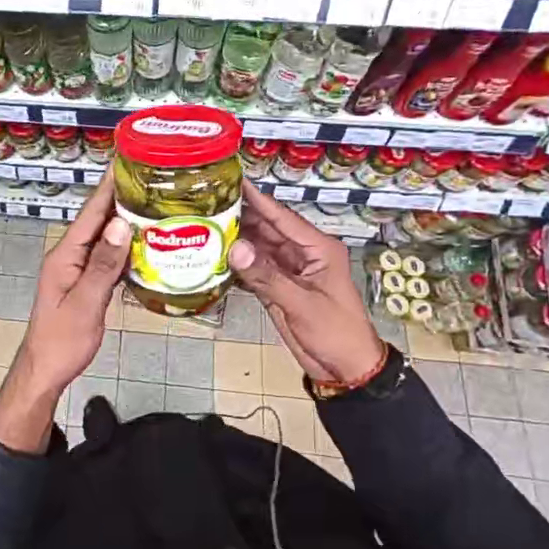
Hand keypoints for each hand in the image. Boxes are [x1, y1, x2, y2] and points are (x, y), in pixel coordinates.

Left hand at [0, 171, 129, 451]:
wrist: (46, 371)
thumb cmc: (62, 341)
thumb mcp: (84, 304)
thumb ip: (102, 265)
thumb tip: (121, 224)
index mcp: (65, 255)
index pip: (91, 212)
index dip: (110, 185)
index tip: (130, 159)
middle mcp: (70, 255)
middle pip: (99, 220)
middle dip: (124, 197)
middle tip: (156, 177)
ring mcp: (77, 268)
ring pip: (106, 237)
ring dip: (128, 219)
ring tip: (158, 202)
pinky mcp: (86, 281)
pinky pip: (108, 256)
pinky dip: (127, 246)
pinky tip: (146, 242)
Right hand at [228, 179, 386, 385]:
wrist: (344, 369)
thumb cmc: (335, 332)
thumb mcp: (302, 304)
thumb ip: (267, 277)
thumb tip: (235, 249)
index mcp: (318, 249)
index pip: (282, 218)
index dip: (258, 199)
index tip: (234, 180)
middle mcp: (302, 254)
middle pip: (267, 229)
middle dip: (241, 215)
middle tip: (208, 200)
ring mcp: (289, 271)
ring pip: (258, 248)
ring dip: (235, 239)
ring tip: (204, 222)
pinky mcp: (278, 288)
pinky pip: (254, 269)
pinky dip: (237, 264)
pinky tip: (214, 255)